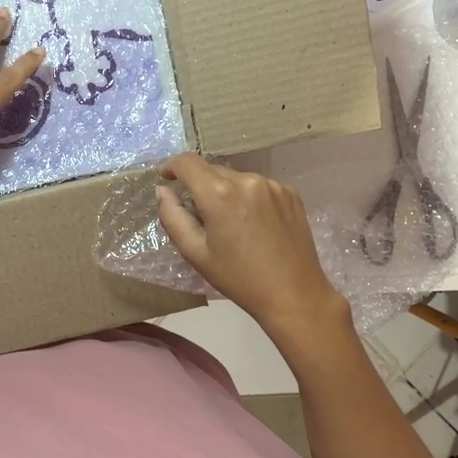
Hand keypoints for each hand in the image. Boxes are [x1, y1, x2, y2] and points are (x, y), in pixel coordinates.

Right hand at [155, 154, 347, 331]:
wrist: (293, 294)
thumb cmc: (238, 278)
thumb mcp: (195, 252)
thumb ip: (173, 216)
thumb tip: (163, 190)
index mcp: (220, 195)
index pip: (188, 163)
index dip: (172, 166)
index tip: (166, 177)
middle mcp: (248, 180)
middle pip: (213, 170)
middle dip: (200, 186)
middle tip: (201, 217)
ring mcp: (273, 185)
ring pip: (236, 179)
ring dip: (226, 192)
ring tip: (231, 224)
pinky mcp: (290, 193)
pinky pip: (258, 186)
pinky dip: (248, 198)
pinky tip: (254, 224)